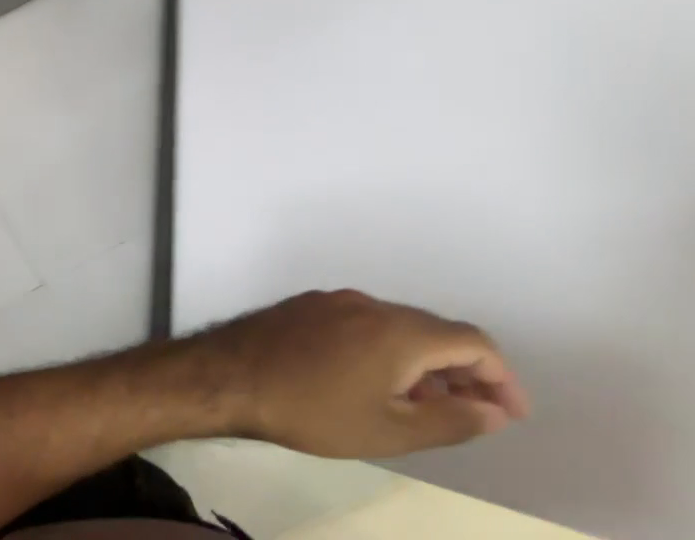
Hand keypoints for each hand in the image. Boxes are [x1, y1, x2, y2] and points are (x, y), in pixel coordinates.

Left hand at [202, 290, 529, 458]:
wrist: (224, 378)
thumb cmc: (310, 409)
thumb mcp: (391, 429)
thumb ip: (452, 420)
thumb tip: (493, 409)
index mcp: (395, 329)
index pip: (471, 341)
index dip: (500, 378)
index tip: (506, 414)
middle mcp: (364, 304)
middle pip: (433, 330)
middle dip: (461, 371)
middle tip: (468, 413)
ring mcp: (327, 301)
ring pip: (395, 326)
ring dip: (420, 362)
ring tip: (419, 406)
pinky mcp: (301, 307)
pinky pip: (359, 323)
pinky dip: (382, 350)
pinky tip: (371, 384)